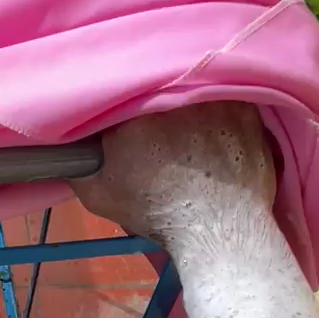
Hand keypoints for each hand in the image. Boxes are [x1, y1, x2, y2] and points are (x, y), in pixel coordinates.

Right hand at [71, 104, 276, 251]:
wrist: (218, 229)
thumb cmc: (155, 211)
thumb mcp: (97, 195)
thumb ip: (78, 166)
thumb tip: (72, 149)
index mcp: (131, 114)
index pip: (115, 96)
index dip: (114, 111)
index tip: (116, 126)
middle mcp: (174, 96)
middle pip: (154, 88)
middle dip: (148, 103)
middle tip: (150, 127)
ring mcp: (215, 99)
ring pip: (190, 88)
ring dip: (182, 102)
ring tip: (181, 124)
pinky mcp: (246, 108)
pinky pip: (225, 96)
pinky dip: (216, 108)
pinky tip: (212, 127)